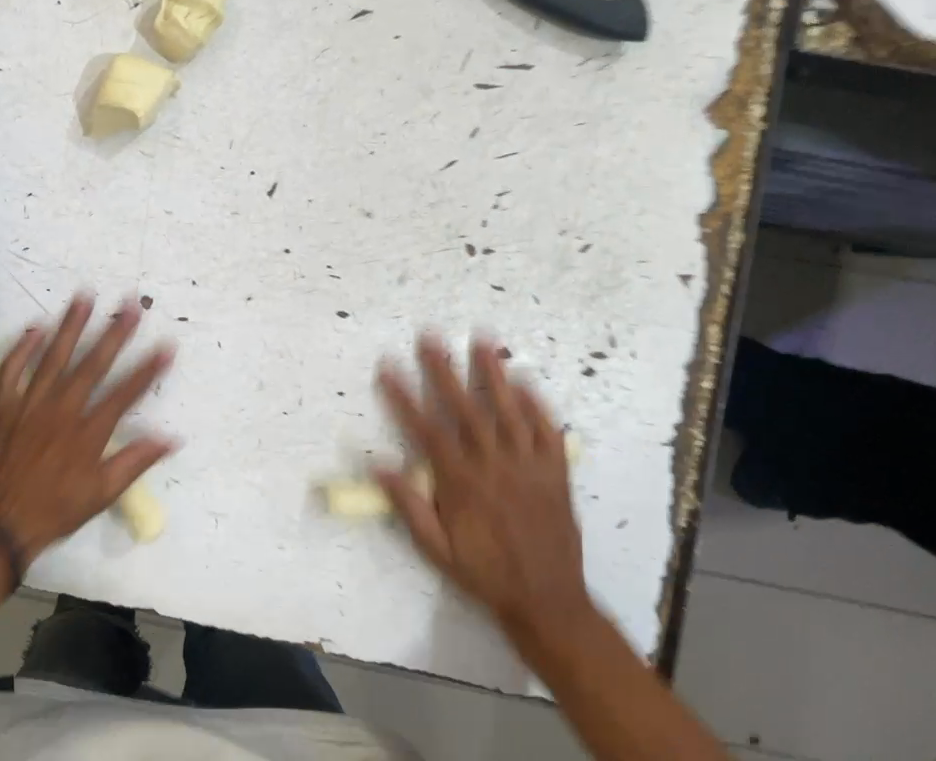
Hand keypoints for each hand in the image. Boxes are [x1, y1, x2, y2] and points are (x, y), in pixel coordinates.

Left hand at [0, 294, 175, 555]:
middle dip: (114, 332)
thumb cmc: (52, 511)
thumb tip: (170, 438)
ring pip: (53, 356)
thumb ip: (134, 462)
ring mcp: (28, 403)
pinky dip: (23, 347)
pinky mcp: (0, 404)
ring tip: (84, 297)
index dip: (148, 368)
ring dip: (70, 326)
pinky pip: (11, 369)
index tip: (166, 345)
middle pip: (93, 364)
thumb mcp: (100, 495)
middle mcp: (61, 409)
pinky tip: (36, 328)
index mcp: (88, 432)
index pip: (125, 392)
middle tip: (130, 305)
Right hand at [374, 335, 590, 639]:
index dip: (404, 397)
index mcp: (462, 483)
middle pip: (466, 409)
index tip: (388, 367)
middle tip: (430, 337)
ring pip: (509, 411)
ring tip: (481, 340)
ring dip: (493, 373)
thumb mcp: (436, 548)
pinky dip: (536, 405)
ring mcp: (529, 467)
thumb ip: (409, 505)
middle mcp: (495, 466)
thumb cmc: (484, 573)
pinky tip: (525, 381)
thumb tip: (378, 465)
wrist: (548, 599)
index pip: (426, 430)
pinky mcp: (557, 473)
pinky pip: (548, 432)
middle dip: (444, 370)